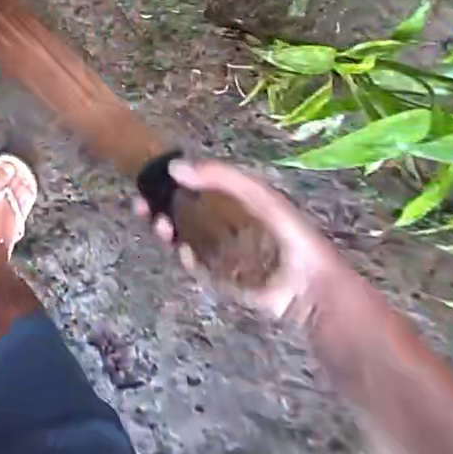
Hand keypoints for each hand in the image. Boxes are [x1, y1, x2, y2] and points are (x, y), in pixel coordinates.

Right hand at [143, 160, 346, 322]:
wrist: (312, 287)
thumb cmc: (286, 232)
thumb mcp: (255, 194)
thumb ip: (218, 176)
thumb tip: (174, 166)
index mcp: (237, 204)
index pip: (196, 189)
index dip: (172, 184)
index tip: (151, 180)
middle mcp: (228, 227)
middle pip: (185, 215)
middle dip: (161, 209)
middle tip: (140, 206)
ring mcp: (226, 256)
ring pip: (187, 241)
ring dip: (169, 233)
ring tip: (157, 224)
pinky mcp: (226, 284)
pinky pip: (200, 271)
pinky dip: (188, 261)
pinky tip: (182, 251)